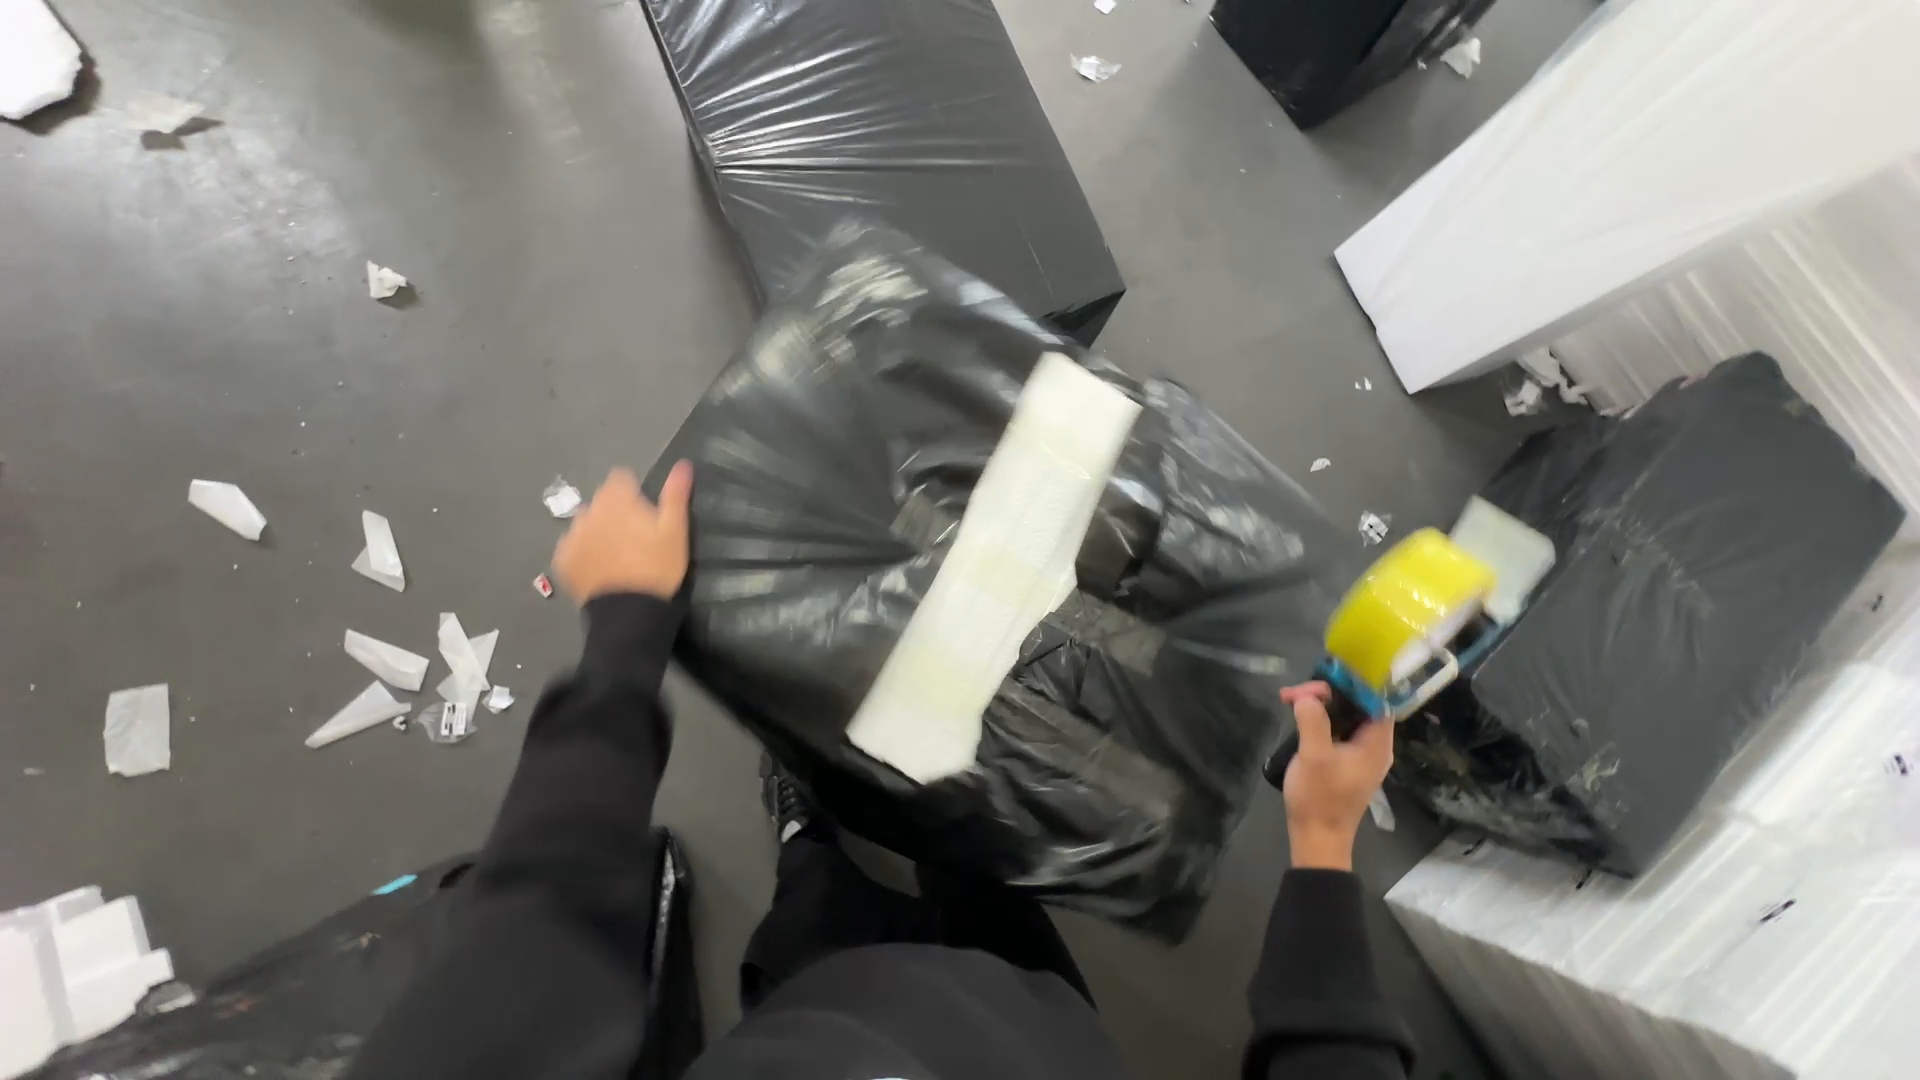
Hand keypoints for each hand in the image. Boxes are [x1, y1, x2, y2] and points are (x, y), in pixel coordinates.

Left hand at [552, 463, 692, 603]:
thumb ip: (676, 494)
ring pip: (587, 523)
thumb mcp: (676, 530)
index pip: (621, 478)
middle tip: (636, 537)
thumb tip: (683, 464)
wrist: (630, 611)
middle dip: (616, 511)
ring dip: (599, 531)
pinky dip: (584, 552)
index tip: (647, 513)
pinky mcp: (562, 559)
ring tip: (617, 555)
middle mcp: (589, 510)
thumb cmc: (658, 566)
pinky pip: (573, 547)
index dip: (635, 492)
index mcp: (617, 499)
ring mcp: (572, 535)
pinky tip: (600, 568)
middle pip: (603, 501)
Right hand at [1280, 681, 1393, 871]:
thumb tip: (1308, 696)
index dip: (1352, 684)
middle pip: (1358, 705)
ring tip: (1291, 700)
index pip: (1376, 701)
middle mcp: (1374, 746)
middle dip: (1329, 693)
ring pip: (1345, 716)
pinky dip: (1319, 718)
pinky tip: (1298, 715)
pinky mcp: (1345, 761)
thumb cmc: (1319, 798)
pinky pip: (1338, 729)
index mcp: (1376, 744)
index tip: (1323, 678)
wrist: (1316, 838)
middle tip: (1296, 693)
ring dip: (1321, 704)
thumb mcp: (1313, 757)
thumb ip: (1313, 721)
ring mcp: (1360, 754)